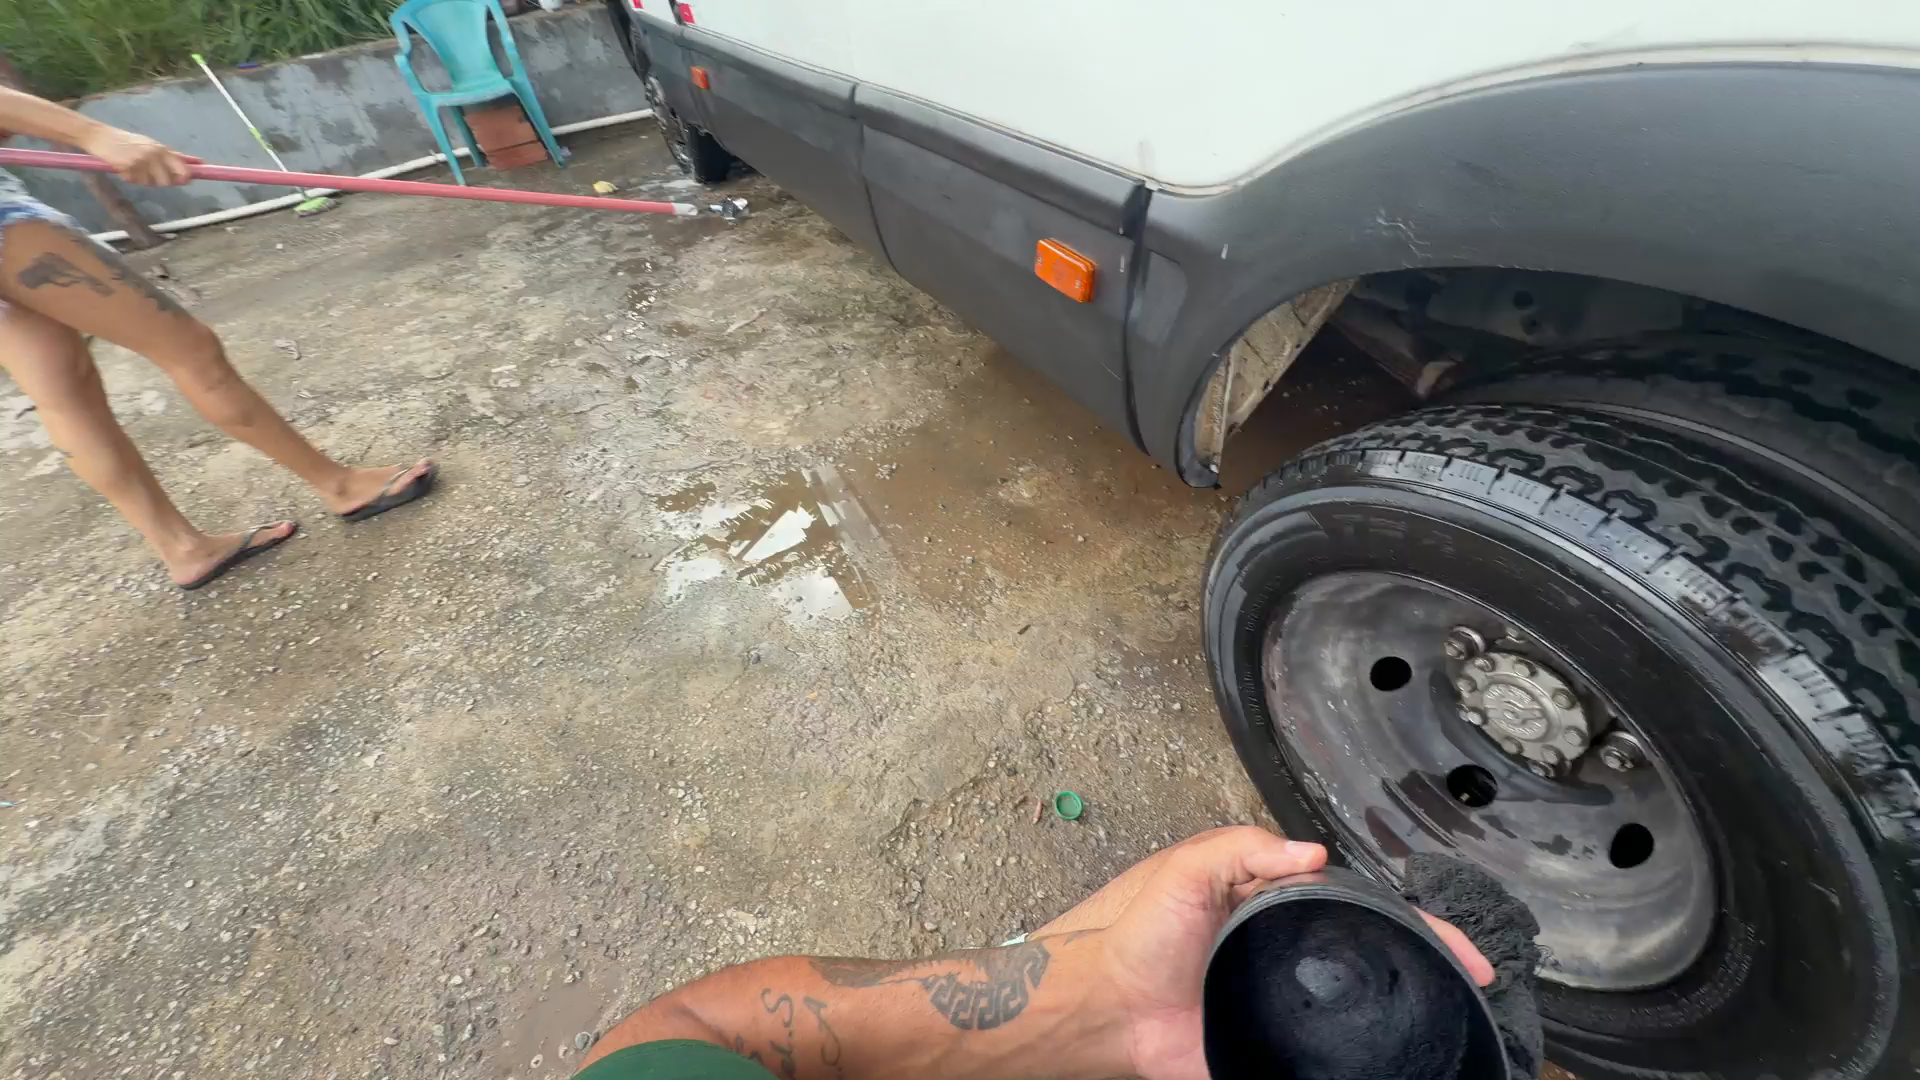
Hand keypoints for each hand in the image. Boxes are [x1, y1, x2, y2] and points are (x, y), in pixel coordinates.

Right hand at [79, 127, 191, 186]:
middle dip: (160, 181)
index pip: (184, 170)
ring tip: (133, 169)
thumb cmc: (126, 141)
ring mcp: (140, 161)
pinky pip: (135, 181)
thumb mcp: (152, 145)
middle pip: (169, 181)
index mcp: (162, 150)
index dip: (184, 178)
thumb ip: (175, 156)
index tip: (180, 180)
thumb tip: (200, 162)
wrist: (94, 134)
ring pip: (152, 183)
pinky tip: (122, 168)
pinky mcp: (127, 166)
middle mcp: (154, 155)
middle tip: (148, 173)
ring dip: (143, 180)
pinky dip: (129, 178)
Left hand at [1091, 827, 1493, 1079]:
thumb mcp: (1185, 869)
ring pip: (1355, 1001)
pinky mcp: (1275, 1047)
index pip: (1345, 898)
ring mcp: (1282, 1000)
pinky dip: (1366, 1056)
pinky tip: (1405, 1059)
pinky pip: (1330, 1052)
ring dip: (1402, 1005)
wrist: (1109, 1006)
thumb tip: (1313, 853)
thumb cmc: (1139, 932)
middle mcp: (1281, 948)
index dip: (1399, 912)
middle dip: (1420, 957)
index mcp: (1264, 901)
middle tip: (1475, 977)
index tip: (1453, 937)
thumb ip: (1241, 848)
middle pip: (1362, 948)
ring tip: (1459, 1015)